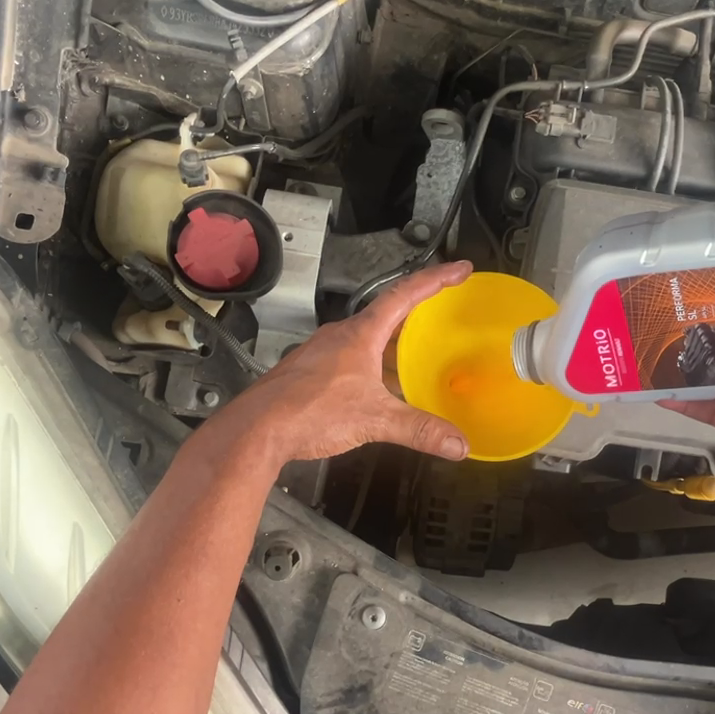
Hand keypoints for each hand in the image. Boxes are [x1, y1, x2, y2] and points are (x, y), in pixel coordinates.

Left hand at [201, 262, 472, 469]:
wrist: (256, 430)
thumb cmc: (306, 412)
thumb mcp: (374, 420)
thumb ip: (419, 430)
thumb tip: (457, 443)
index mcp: (360, 334)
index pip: (405, 295)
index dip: (436, 280)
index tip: (458, 270)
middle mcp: (340, 336)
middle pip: (387, 314)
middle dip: (417, 312)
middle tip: (441, 312)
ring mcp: (323, 353)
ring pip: (367, 339)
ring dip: (393, 344)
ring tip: (416, 358)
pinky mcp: (312, 373)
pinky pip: (351, 359)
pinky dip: (373, 366)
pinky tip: (379, 389)